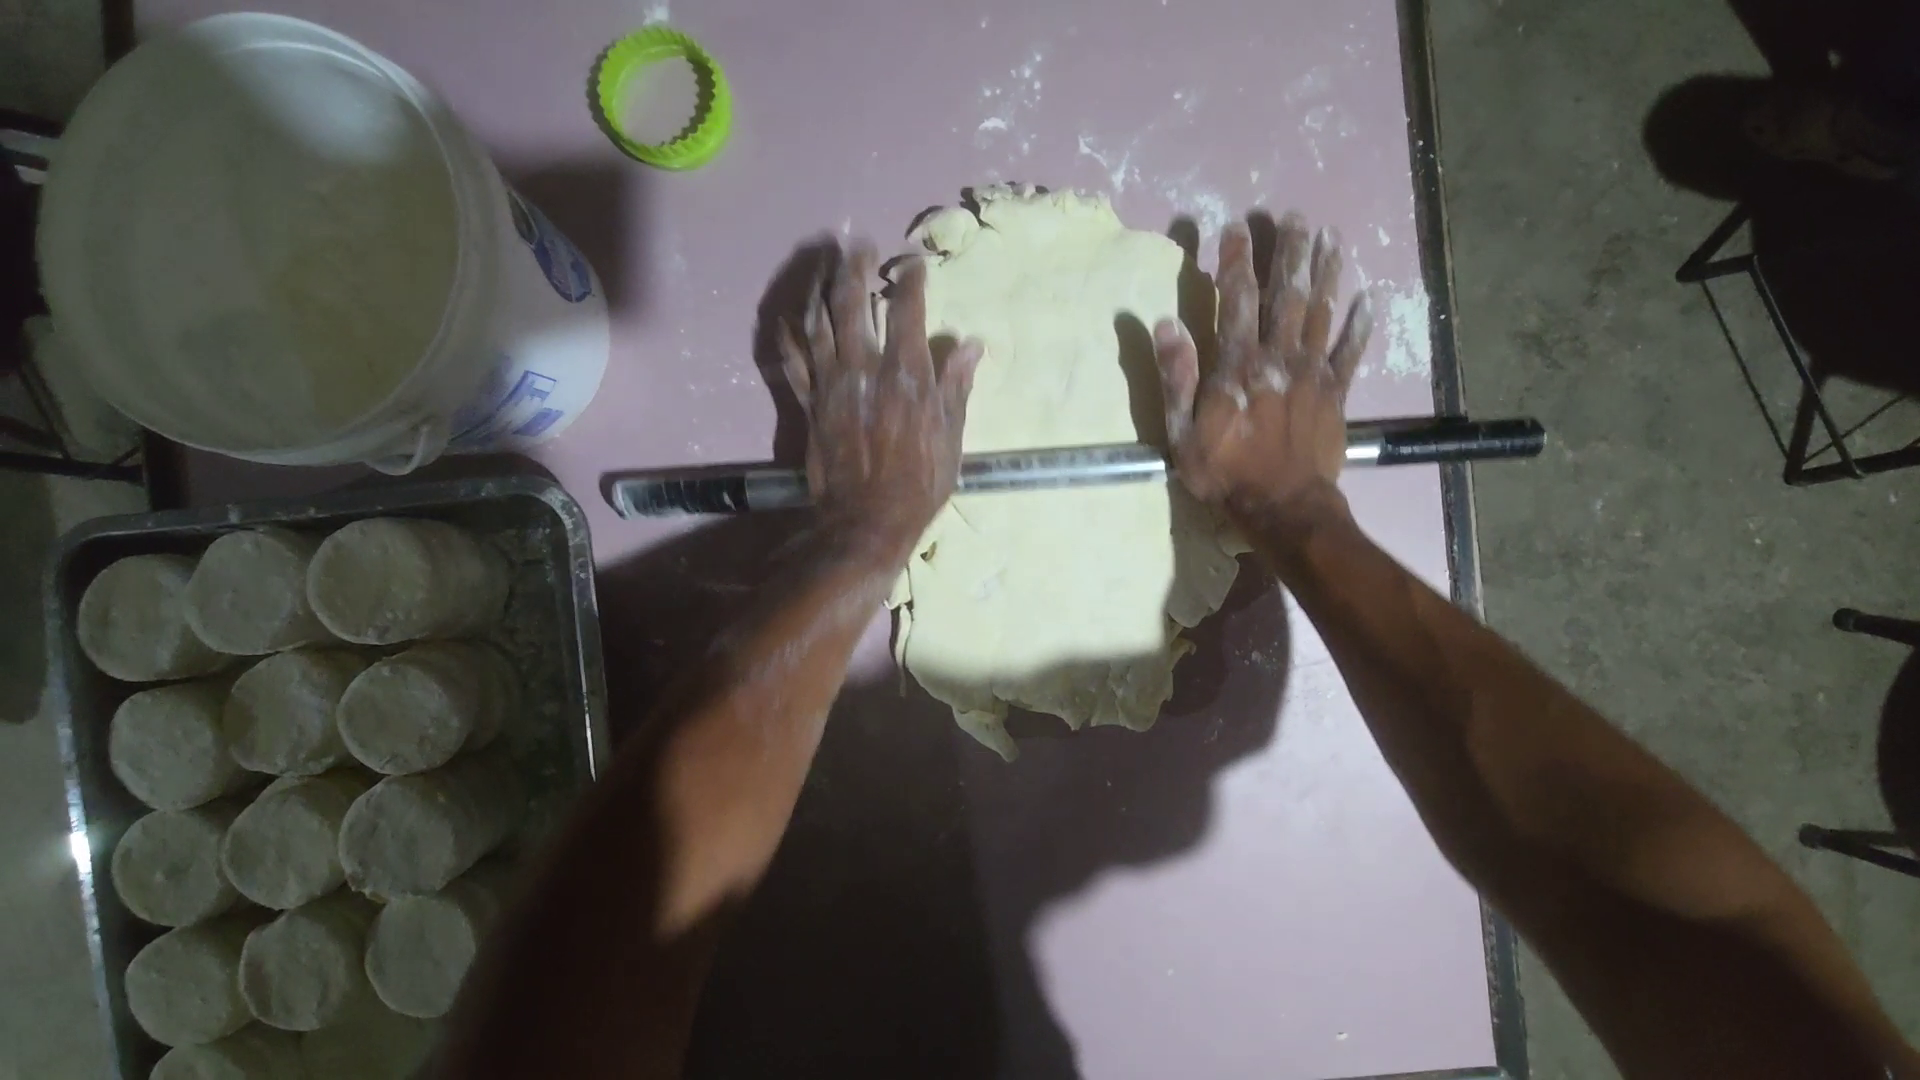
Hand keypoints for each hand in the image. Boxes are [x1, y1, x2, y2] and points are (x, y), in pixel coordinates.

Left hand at [778, 242, 983, 546]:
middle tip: (857, 244)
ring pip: (818, 322)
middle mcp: (864, 369)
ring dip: (820, 288)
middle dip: (854, 267)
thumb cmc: (918, 485)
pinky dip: (790, 335)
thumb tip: (972, 343)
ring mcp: (831, 384)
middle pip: (851, 303)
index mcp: (906, 375)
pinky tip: (790, 317)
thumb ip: (956, 387)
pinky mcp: (809, 403)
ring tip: (824, 266)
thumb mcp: (952, 440)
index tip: (914, 263)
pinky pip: (793, 360)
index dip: (911, 279)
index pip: (907, 310)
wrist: (866, 522)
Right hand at [1152, 214, 1372, 525]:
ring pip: (1320, 311)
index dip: (1235, 261)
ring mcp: (1311, 373)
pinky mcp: (1336, 393)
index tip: (1234, 228)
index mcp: (1237, 365)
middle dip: (1288, 253)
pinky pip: (1350, 352)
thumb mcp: (1181, 432)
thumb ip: (1176, 377)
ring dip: (1325, 272)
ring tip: (1329, 236)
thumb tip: (1166, 325)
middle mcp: (1277, 357)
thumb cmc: (1224, 473)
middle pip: (1285, 294)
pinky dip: (1359, 325)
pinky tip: (1367, 299)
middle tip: (1294, 217)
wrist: (1282, 506)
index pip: (1236, 300)